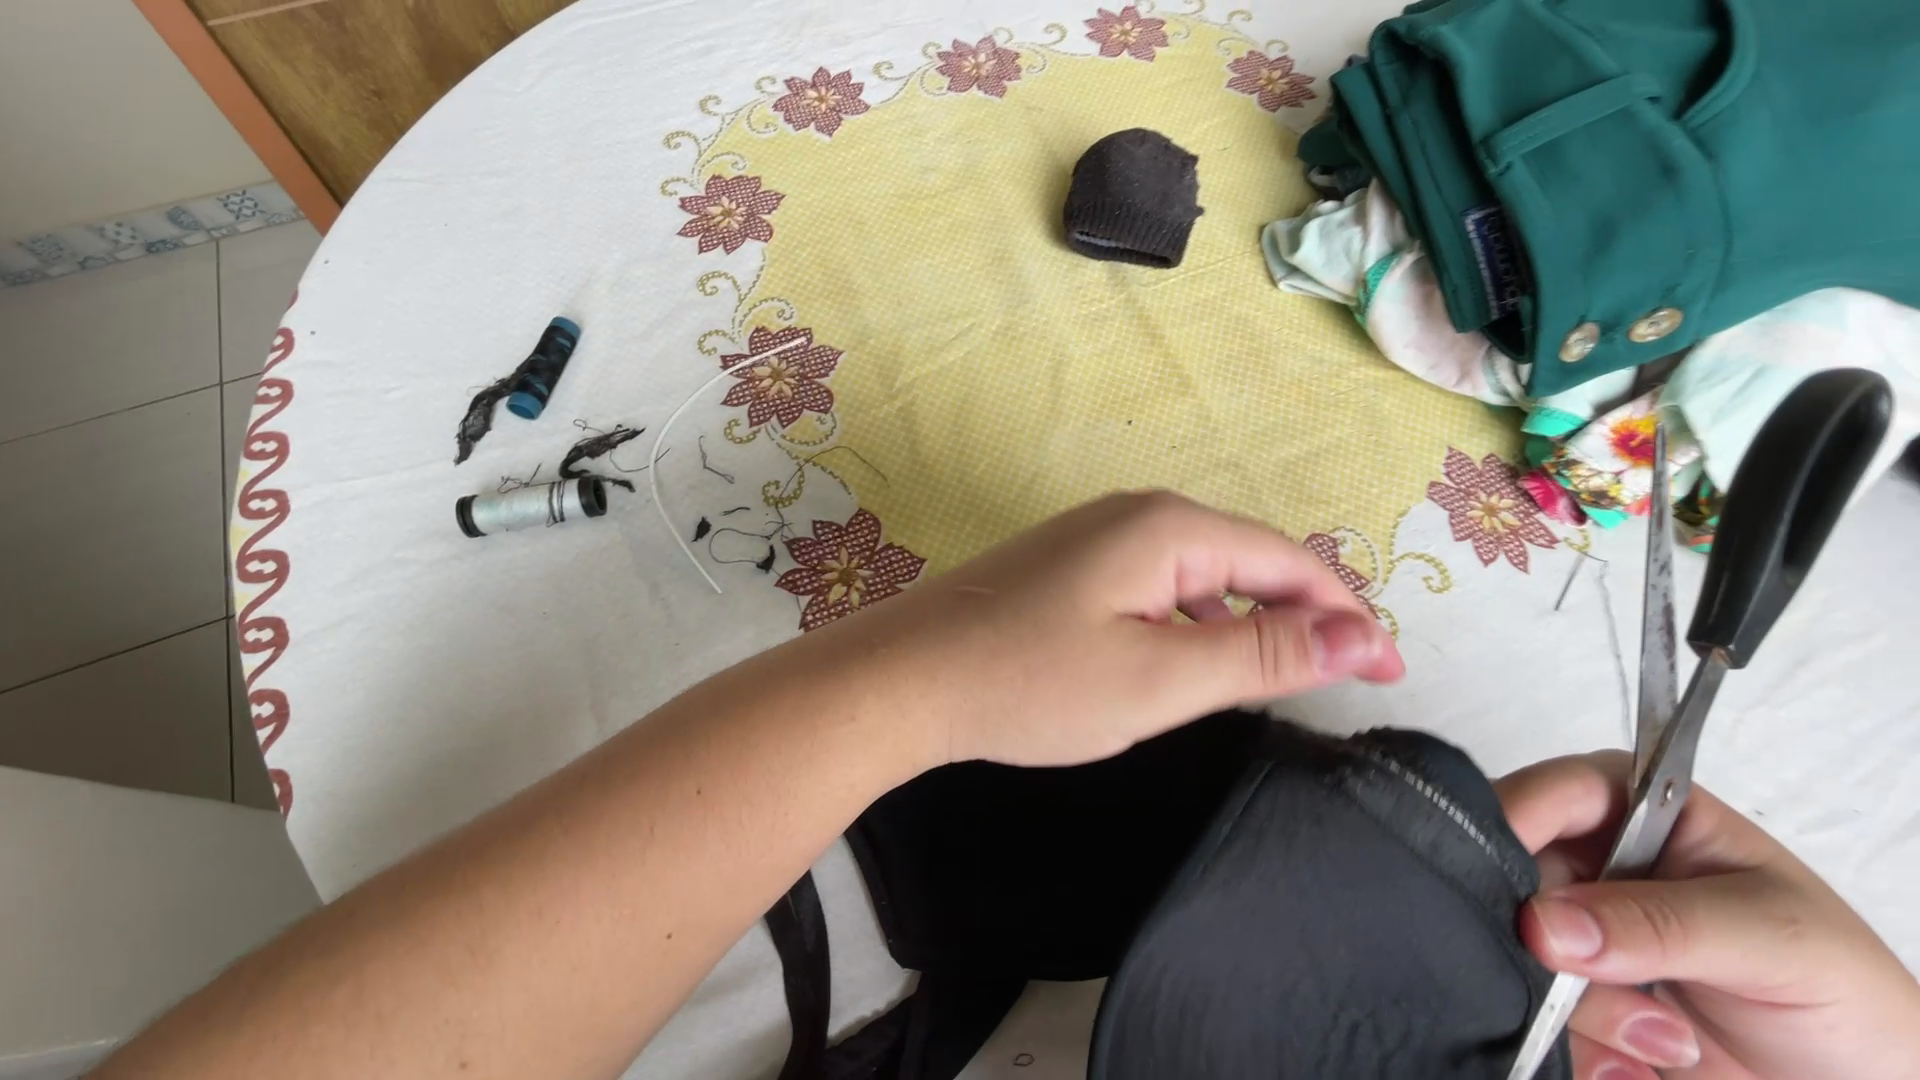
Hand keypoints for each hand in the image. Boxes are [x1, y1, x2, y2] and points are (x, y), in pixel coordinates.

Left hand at [795, 490, 1403, 768]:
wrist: (904, 679)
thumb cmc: (1031, 682)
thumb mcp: (1161, 678)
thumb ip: (1264, 655)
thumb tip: (1363, 637)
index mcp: (1167, 528)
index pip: (1288, 560)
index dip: (1348, 614)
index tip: (1391, 671)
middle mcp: (1134, 516)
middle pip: (1245, 560)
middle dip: (1302, 614)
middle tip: (1346, 678)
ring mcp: (1094, 539)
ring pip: (1199, 576)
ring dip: (1247, 620)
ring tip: (1277, 677)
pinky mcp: (1067, 569)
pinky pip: (1157, 588)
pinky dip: (1193, 624)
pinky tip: (1188, 662)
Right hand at [1497, 752, 1919, 1079]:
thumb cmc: (1846, 995)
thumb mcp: (1774, 941)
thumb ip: (1661, 924)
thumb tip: (1543, 923)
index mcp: (1632, 812)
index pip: (1552, 792)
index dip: (1518, 823)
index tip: (1514, 891)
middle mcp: (1587, 860)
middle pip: (1513, 871)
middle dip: (1549, 938)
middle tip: (1607, 987)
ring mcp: (1569, 926)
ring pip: (1513, 943)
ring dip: (1575, 1004)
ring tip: (1661, 1039)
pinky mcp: (1563, 986)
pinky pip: (1523, 1004)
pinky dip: (1572, 1043)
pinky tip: (1637, 1063)